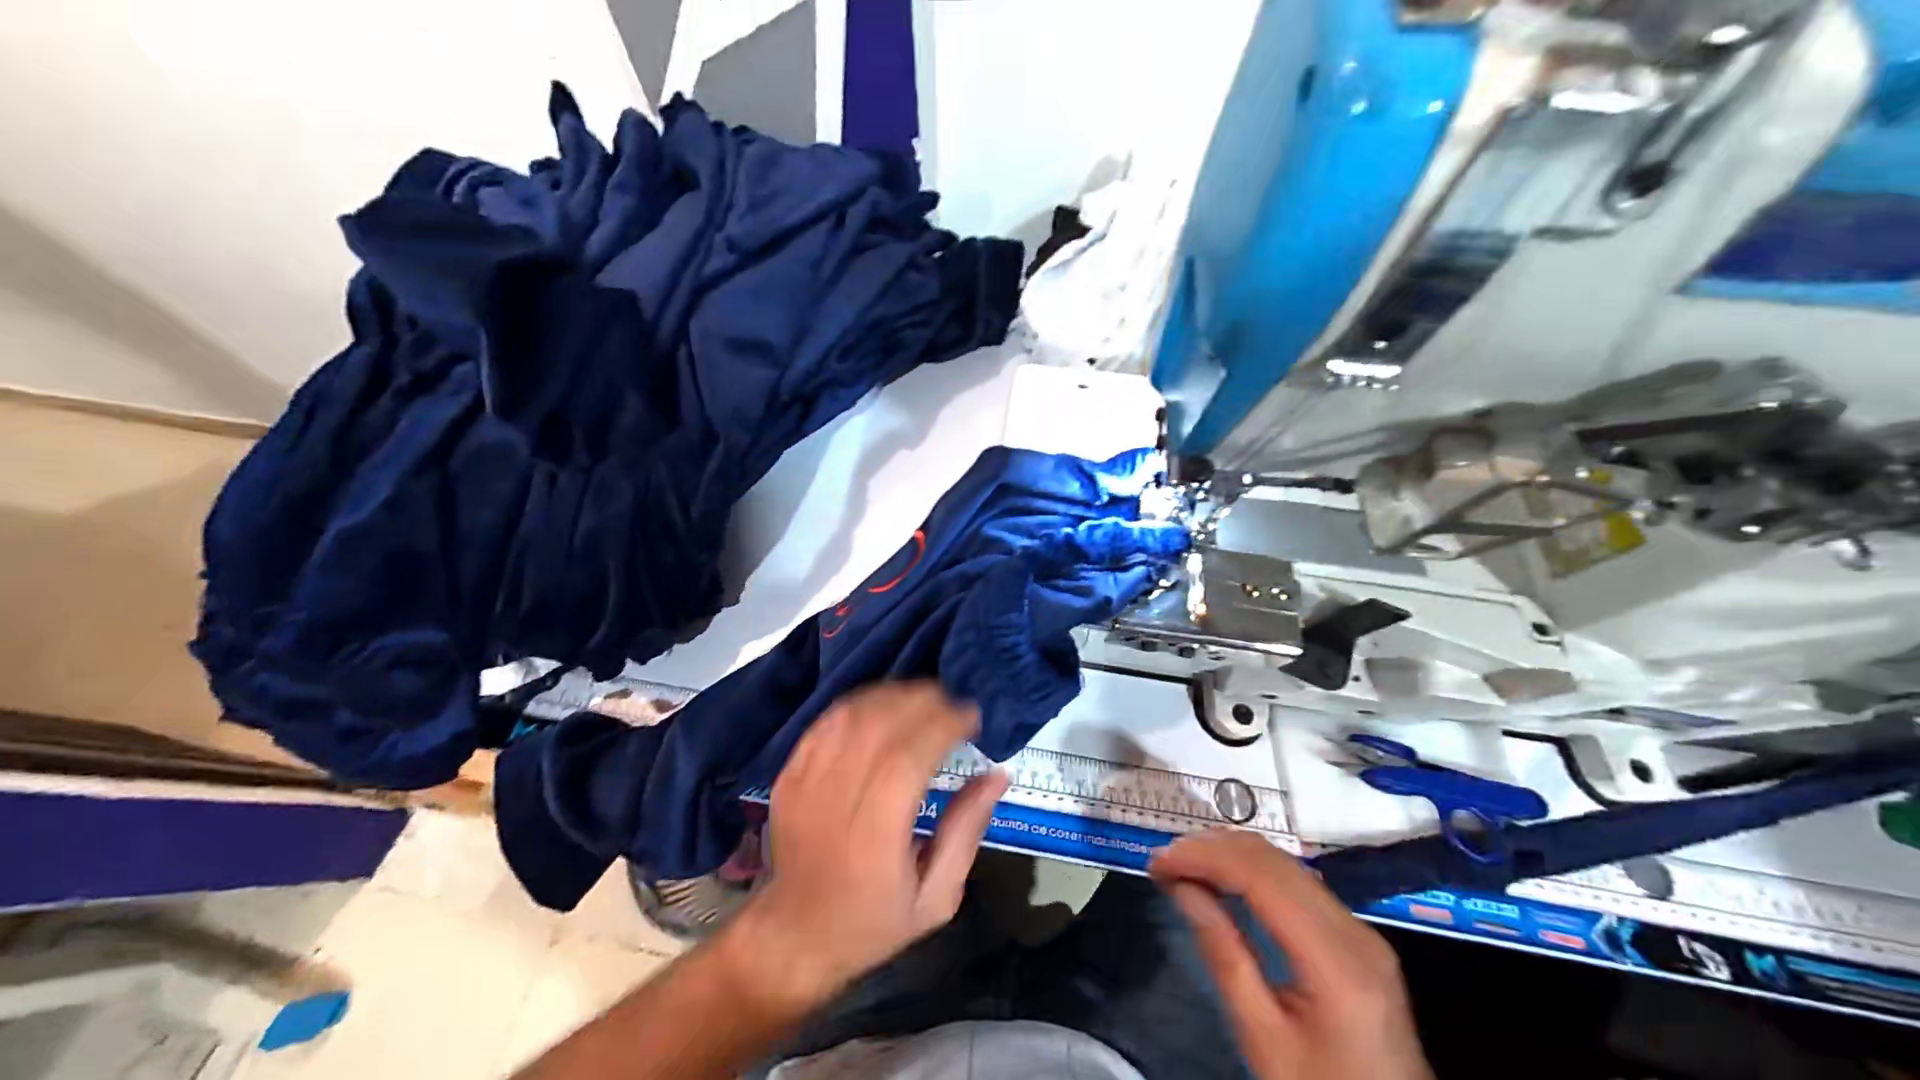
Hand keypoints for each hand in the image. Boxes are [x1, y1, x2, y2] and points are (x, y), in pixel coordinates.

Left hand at [721, 682, 1008, 1016]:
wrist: (794, 934)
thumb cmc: (872, 922)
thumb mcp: (936, 898)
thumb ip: (966, 832)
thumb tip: (996, 776)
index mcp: (873, 836)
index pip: (907, 759)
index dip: (942, 726)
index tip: (972, 717)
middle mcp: (834, 800)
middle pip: (878, 726)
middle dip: (922, 702)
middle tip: (953, 704)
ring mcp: (804, 783)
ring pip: (851, 715)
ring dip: (893, 696)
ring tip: (925, 700)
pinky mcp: (789, 774)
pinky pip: (827, 722)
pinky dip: (861, 705)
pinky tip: (886, 708)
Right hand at [1151, 830, 1433, 1079]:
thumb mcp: (1264, 1039)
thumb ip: (1224, 956)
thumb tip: (1182, 888)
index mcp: (1336, 960)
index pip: (1262, 877)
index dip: (1205, 857)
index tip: (1158, 861)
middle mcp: (1354, 931)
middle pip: (1275, 861)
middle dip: (1212, 849)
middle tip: (1163, 860)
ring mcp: (1359, 931)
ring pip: (1286, 864)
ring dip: (1230, 855)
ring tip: (1182, 865)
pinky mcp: (1355, 938)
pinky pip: (1296, 884)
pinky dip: (1251, 871)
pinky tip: (1221, 880)